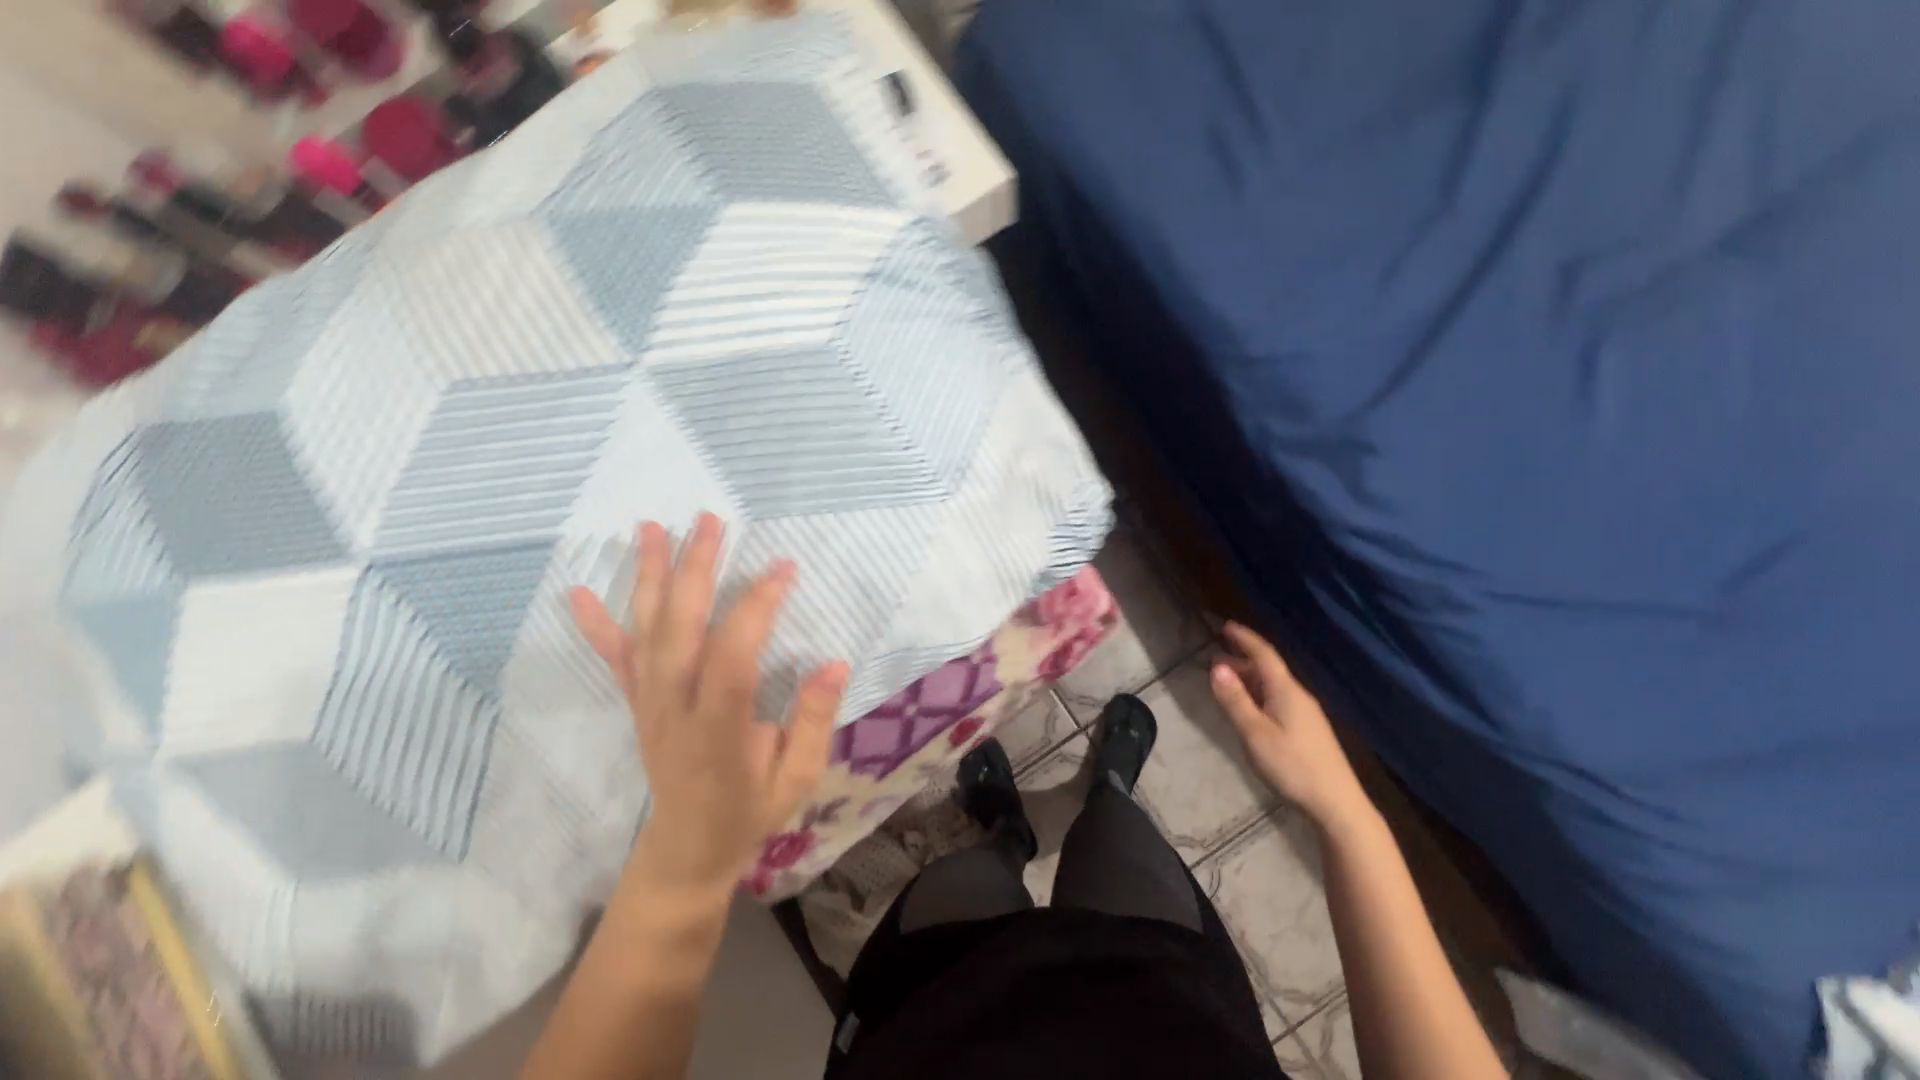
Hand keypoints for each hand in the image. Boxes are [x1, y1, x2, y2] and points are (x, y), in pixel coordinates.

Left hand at [570, 513, 848, 895]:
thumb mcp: (798, 777)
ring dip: (650, 577)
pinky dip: (597, 625)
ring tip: (651, 527)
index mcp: (720, 731)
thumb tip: (834, 663)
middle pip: (680, 630)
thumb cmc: (750, 811)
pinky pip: (616, 659)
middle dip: (695, 570)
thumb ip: (813, 721)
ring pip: (646, 633)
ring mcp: (650, 704)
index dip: (756, 608)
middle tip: (709, 520)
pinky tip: (578, 591)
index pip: (733, 656)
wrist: (689, 846)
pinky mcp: (638, 704)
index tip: (783, 568)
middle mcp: (676, 709)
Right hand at [1210, 621, 1370, 828]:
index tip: (1226, 626)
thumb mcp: (1255, 734)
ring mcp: (1305, 713)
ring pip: (1272, 686)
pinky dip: (1258, 696)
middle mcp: (1298, 695)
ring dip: (1248, 680)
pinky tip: (1249, 709)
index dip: (1245, 639)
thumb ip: (1235, 700)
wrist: (1336, 802)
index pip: (1264, 655)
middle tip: (1213, 661)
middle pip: (1268, 670)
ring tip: (1225, 684)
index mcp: (1286, 691)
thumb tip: (1216, 667)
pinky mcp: (1307, 730)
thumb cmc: (1292, 765)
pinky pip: (1277, 700)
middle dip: (1240, 661)